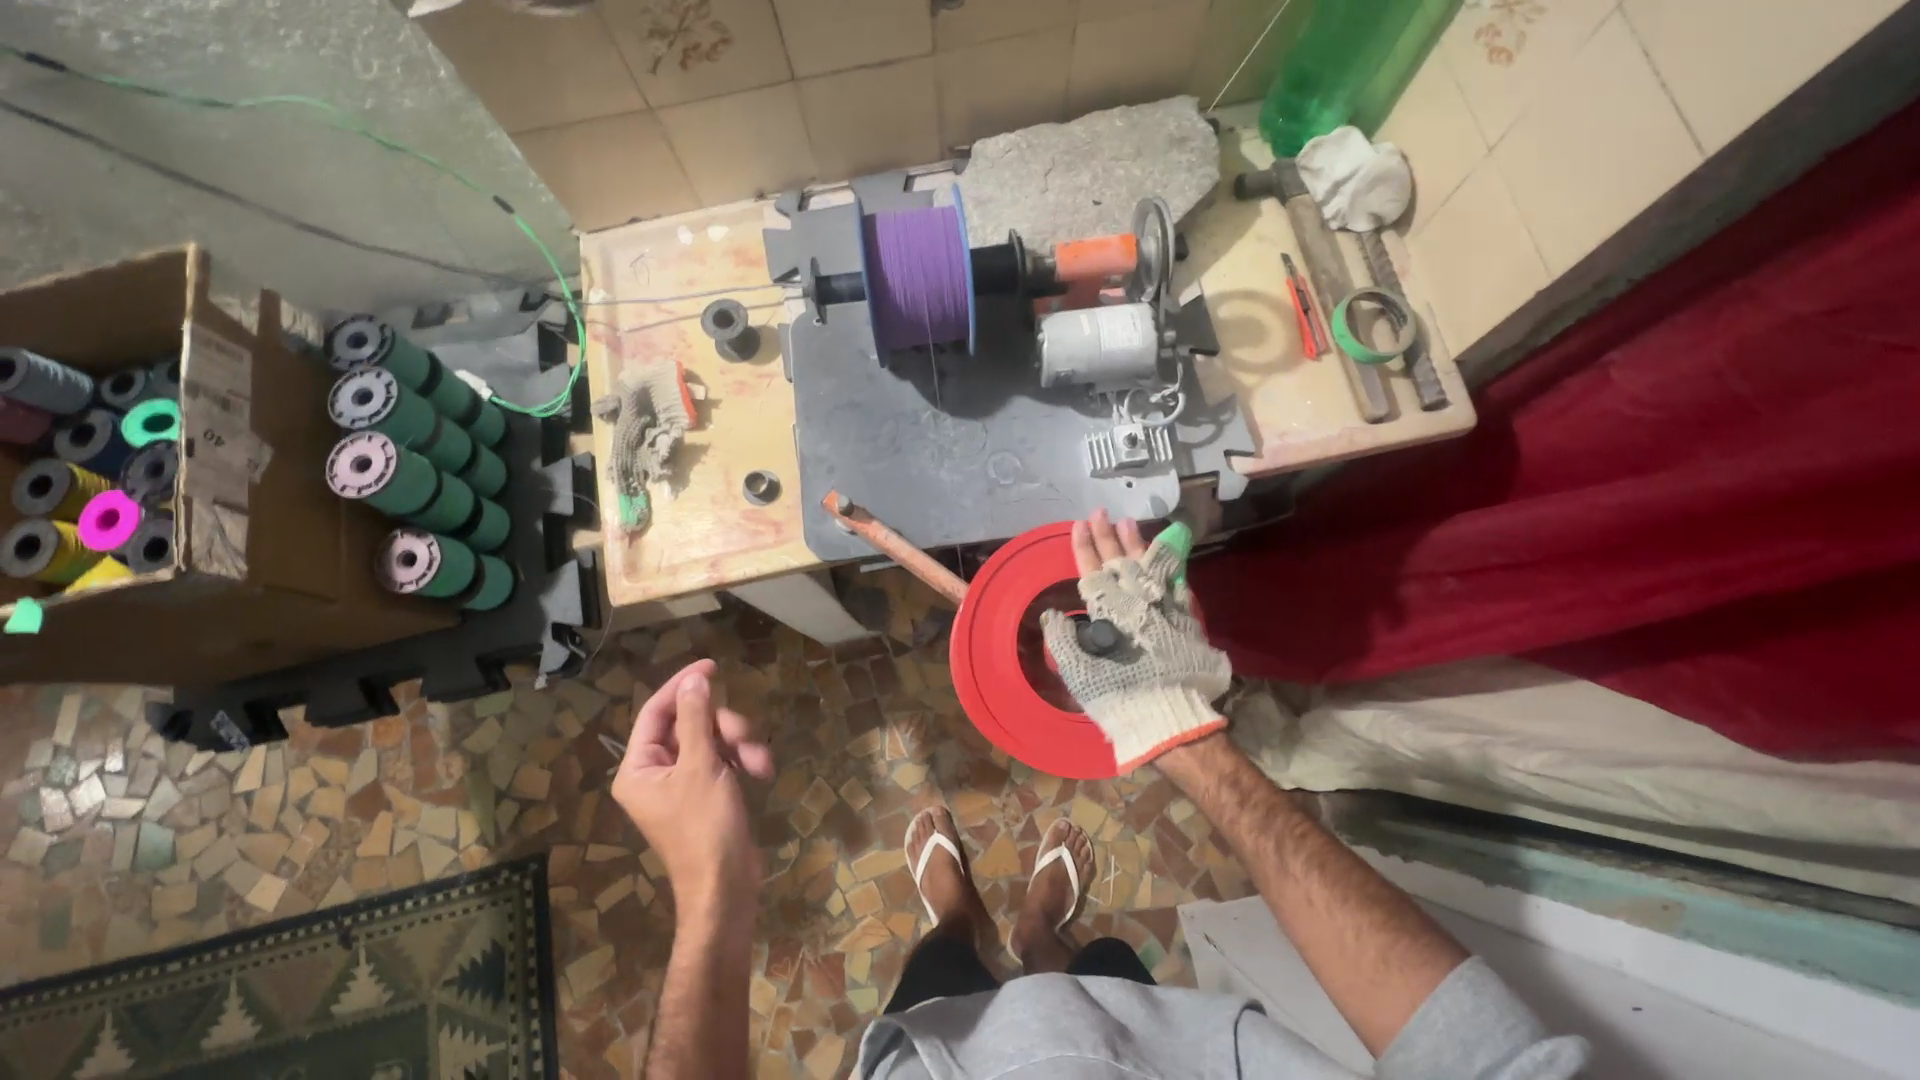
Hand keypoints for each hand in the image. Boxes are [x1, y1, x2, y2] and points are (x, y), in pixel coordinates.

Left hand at [612, 659, 773, 920]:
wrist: (726, 886)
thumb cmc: (706, 827)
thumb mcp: (701, 766)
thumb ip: (695, 718)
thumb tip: (694, 678)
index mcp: (638, 768)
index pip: (656, 711)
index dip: (683, 685)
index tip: (712, 665)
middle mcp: (654, 772)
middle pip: (689, 724)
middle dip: (723, 726)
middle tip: (747, 736)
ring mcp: (681, 784)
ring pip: (711, 740)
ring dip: (739, 744)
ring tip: (761, 763)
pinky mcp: (706, 794)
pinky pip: (722, 760)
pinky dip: (742, 760)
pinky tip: (761, 772)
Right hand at [1041, 510, 1231, 771]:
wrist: (1167, 717)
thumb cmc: (1117, 697)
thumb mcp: (1078, 672)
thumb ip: (1063, 640)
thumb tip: (1055, 615)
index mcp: (1107, 613)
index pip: (1092, 572)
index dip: (1084, 548)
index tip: (1078, 526)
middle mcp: (1136, 603)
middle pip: (1119, 562)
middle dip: (1106, 537)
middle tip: (1100, 513)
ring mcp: (1163, 609)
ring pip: (1149, 566)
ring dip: (1136, 544)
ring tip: (1128, 524)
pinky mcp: (1185, 621)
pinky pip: (1175, 585)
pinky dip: (1168, 569)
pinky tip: (1165, 556)